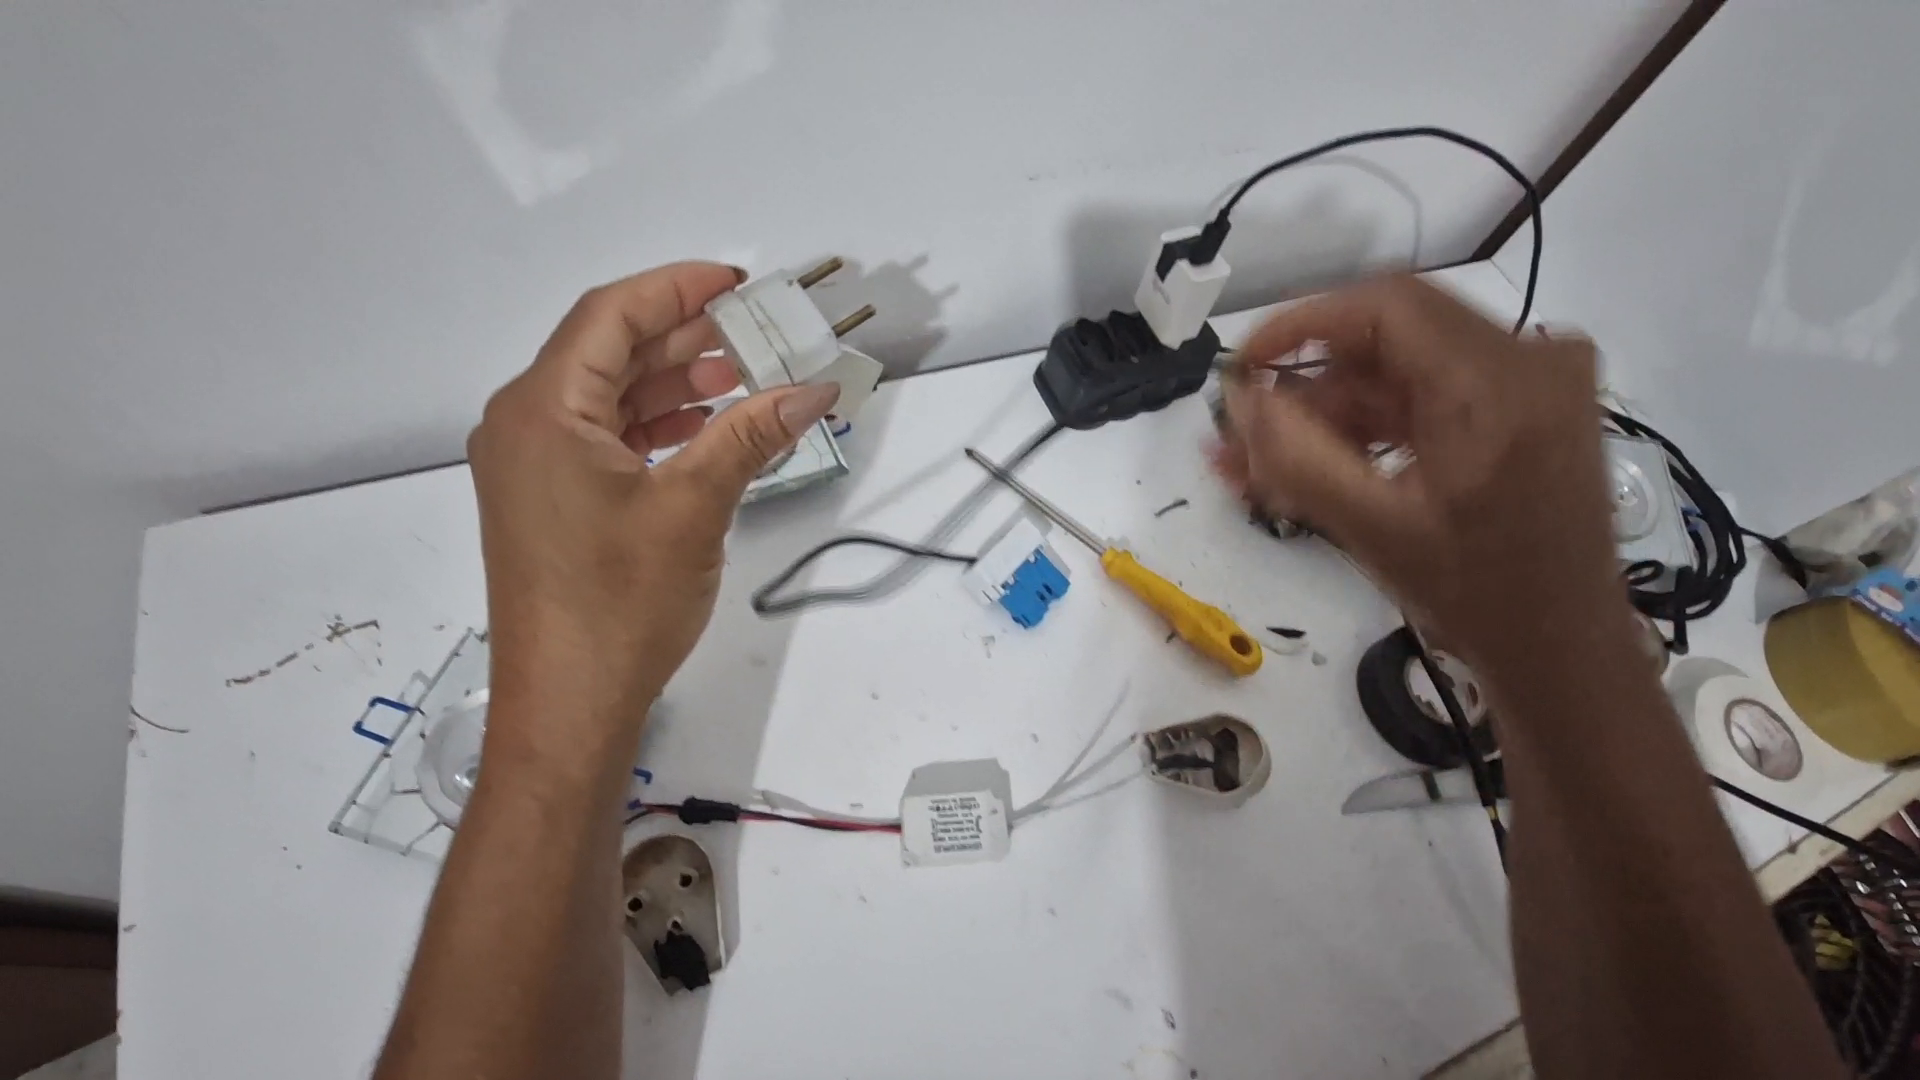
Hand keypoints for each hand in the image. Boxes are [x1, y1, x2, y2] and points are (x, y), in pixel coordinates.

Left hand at [468, 263, 839, 751]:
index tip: (738, 282)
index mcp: (543, 410)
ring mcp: (534, 466)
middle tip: (755, 332)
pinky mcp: (551, 501)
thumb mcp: (694, 507)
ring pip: (610, 398)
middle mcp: (525, 425)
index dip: (677, 289)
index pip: (610, 316)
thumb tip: (816, 388)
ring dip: (675, 385)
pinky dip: (659, 428)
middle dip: (685, 339)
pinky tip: (708, 432)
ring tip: (743, 380)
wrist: (569, 704)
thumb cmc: (622, 603)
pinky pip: (606, 439)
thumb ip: (751, 435)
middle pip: (610, 353)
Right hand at [1212, 276, 1622, 667]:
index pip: (1385, 307)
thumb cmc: (1475, 596)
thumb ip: (1295, 457)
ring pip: (1396, 371)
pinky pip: (1421, 396)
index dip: (1299, 324)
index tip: (1241, 367)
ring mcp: (1530, 380)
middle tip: (1240, 436)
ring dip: (1325, 414)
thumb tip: (1237, 397)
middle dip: (1303, 387)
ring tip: (1259, 465)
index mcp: (1500, 386)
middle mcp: (1529, 358)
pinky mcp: (1521, 404)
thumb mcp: (1372, 529)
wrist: (1561, 644)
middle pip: (1386, 340)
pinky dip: (1364, 427)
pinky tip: (1312, 464)